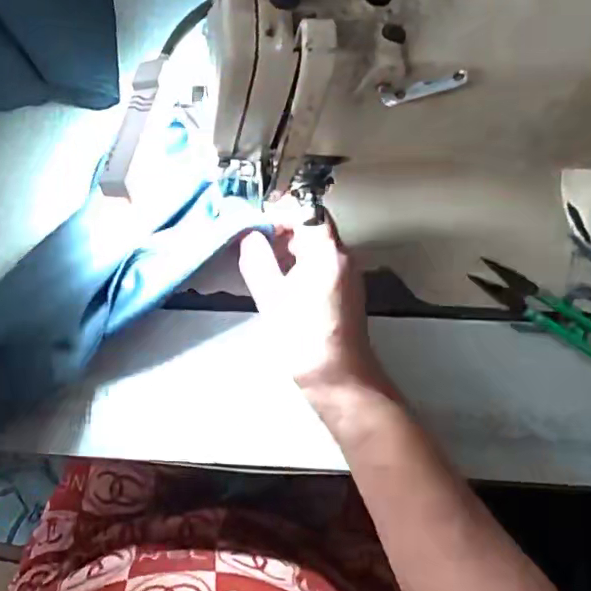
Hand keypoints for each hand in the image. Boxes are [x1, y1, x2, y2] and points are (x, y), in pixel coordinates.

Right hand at [238, 201, 388, 400]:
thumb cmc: (304, 339)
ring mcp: (344, 275)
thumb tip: (248, 235)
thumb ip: (257, 259)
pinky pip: (317, 264)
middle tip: (246, 240)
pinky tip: (274, 282)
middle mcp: (342, 258)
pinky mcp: (341, 292)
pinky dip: (294, 264)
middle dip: (277, 229)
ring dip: (284, 247)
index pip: (306, 210)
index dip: (277, 210)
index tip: (251, 221)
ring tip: (255, 261)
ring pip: (312, 246)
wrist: (338, 380)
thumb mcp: (270, 296)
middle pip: (310, 226)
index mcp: (327, 253)